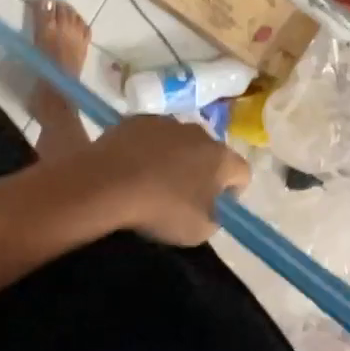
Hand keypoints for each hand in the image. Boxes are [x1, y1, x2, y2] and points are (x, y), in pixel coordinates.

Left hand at [85, 115, 251, 245]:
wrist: (107, 184)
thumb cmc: (160, 209)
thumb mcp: (199, 230)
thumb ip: (214, 216)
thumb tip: (210, 207)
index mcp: (221, 157)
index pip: (242, 173)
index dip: (233, 192)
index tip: (216, 207)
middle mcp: (198, 132)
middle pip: (210, 153)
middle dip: (202, 172)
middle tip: (184, 196)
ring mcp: (165, 122)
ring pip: (179, 142)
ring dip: (173, 158)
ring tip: (153, 181)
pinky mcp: (135, 120)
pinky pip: (149, 137)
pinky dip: (146, 150)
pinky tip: (131, 168)